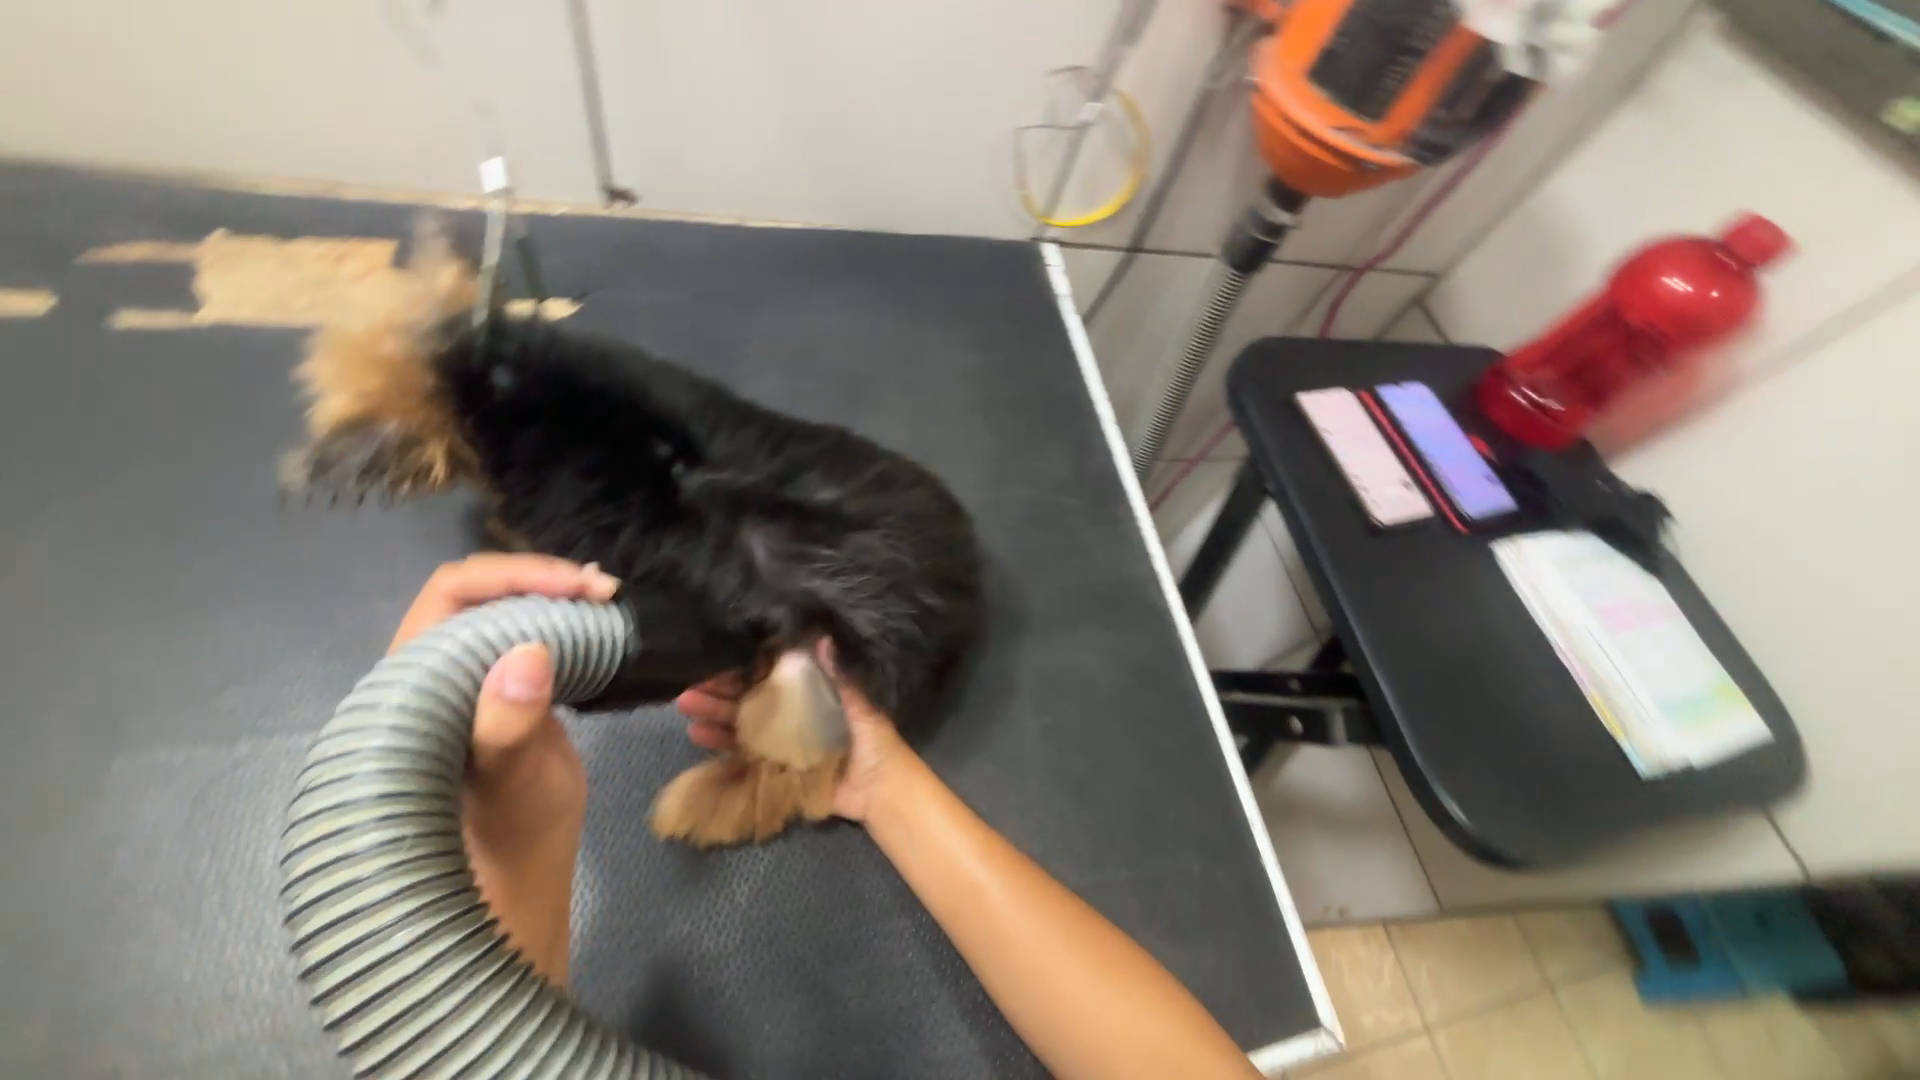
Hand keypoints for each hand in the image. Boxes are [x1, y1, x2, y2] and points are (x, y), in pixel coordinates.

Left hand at [389, 554, 621, 983]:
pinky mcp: (507, 690)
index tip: (575, 587)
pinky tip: (599, 617)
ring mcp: (474, 678)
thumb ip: (508, 726)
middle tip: (602, 589)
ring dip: (558, 593)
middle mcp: (437, 669)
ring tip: (606, 596)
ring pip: (508, 608)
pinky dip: (567, 617)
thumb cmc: (507, 836)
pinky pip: (531, 633)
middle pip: (480, 592)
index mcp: (415, 682)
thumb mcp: (509, 785)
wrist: (520, 874)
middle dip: (541, 578)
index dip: (511, 576)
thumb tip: (528, 652)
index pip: (451, 595)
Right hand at [675, 642, 910, 823]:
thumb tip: (825, 637)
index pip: (772, 675)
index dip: (747, 666)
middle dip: (720, 689)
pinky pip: (743, 753)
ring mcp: (780, 740)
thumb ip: (841, 676)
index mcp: (811, 694)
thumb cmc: (877, 742)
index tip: (720, 655)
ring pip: (741, 722)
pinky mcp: (774, 766)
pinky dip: (720, 744)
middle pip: (750, 697)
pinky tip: (697, 733)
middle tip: (690, 682)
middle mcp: (791, 714)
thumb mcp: (861, 705)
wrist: (882, 791)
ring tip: (686, 704)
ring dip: (714, 713)